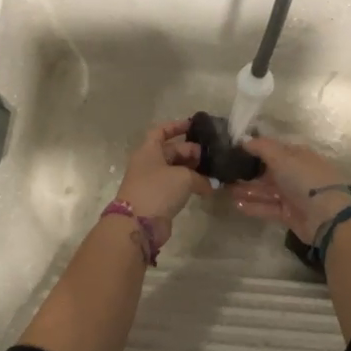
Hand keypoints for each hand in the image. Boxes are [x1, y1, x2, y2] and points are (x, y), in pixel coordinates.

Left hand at [113, 119, 212, 245]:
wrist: (137, 224)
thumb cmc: (157, 190)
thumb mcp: (183, 177)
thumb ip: (199, 176)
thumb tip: (210, 183)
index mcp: (148, 150)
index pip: (161, 131)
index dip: (176, 126)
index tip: (193, 126)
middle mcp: (148, 163)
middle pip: (171, 151)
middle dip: (191, 152)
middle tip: (211, 156)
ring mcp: (152, 182)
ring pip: (175, 169)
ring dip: (192, 170)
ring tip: (212, 172)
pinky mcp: (157, 199)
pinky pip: (176, 186)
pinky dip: (189, 185)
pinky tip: (206, 188)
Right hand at [230, 135, 350, 243]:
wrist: (328, 216)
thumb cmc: (306, 179)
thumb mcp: (283, 157)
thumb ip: (262, 147)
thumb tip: (244, 139)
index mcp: (297, 156)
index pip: (273, 149)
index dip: (254, 149)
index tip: (232, 150)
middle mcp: (295, 174)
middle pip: (267, 171)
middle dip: (247, 172)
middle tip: (224, 172)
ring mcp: (292, 195)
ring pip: (265, 190)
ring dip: (247, 189)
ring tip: (225, 189)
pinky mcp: (289, 214)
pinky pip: (268, 207)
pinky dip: (253, 206)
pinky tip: (236, 204)